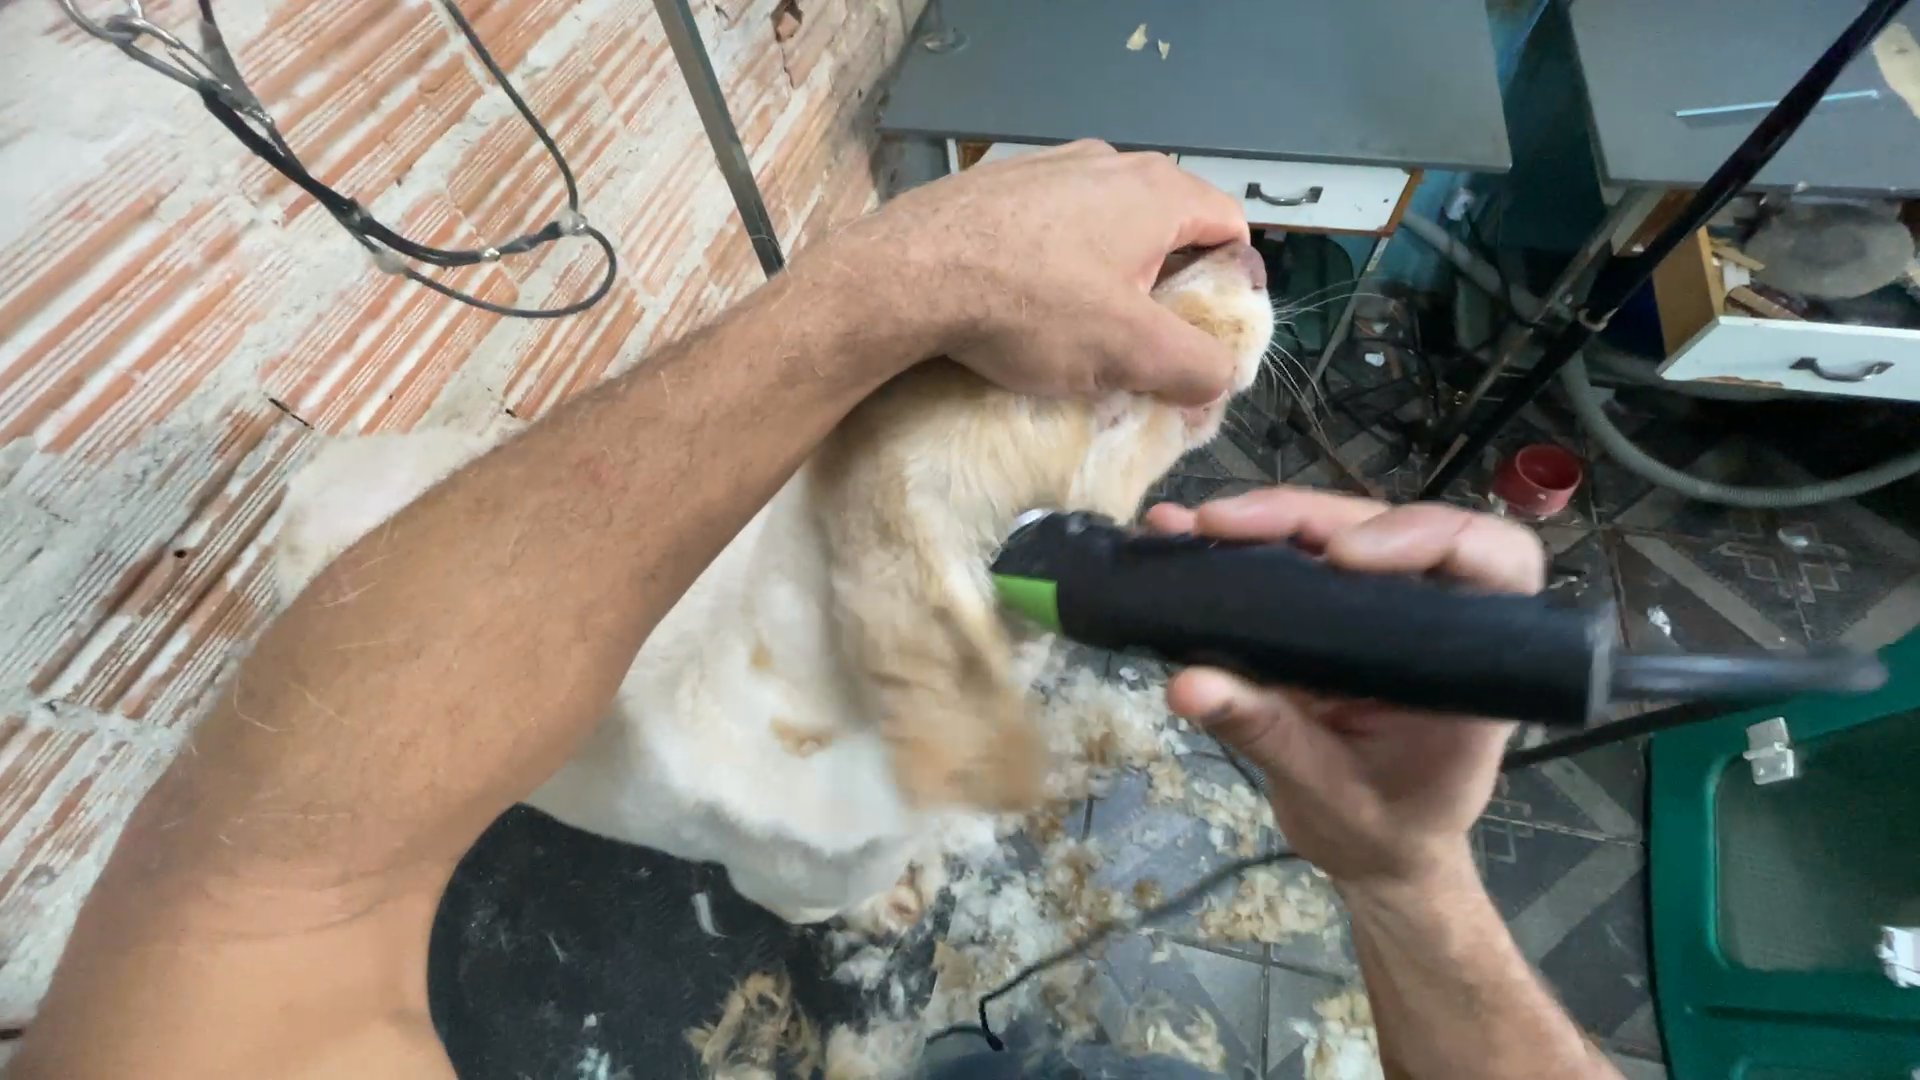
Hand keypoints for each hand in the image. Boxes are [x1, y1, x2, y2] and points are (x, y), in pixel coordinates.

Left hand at [833, 141, 1248, 404]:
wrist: (909, 276)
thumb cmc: (1031, 307)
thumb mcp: (1129, 350)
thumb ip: (1194, 365)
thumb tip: (1219, 376)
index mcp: (1157, 191)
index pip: (1229, 228)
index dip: (1230, 285)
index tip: (1206, 332)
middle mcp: (1108, 163)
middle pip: (1166, 231)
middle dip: (1165, 290)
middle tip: (1144, 345)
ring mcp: (1047, 169)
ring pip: (1105, 230)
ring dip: (1109, 281)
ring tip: (1083, 333)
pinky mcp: (999, 188)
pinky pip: (1051, 230)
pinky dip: (1058, 267)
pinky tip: (1030, 306)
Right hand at [1145, 489, 1545, 891]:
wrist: (1371, 846)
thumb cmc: (1381, 826)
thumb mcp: (1326, 788)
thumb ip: (1264, 732)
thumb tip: (1185, 685)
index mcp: (1468, 659)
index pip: (1487, 559)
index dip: (1423, 535)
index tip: (1341, 556)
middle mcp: (1423, 614)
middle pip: (1380, 527)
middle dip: (1298, 516)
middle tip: (1221, 522)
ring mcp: (1367, 607)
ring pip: (1325, 531)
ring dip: (1255, 522)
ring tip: (1184, 523)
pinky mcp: (1318, 611)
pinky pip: (1281, 562)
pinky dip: (1231, 547)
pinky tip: (1181, 534)